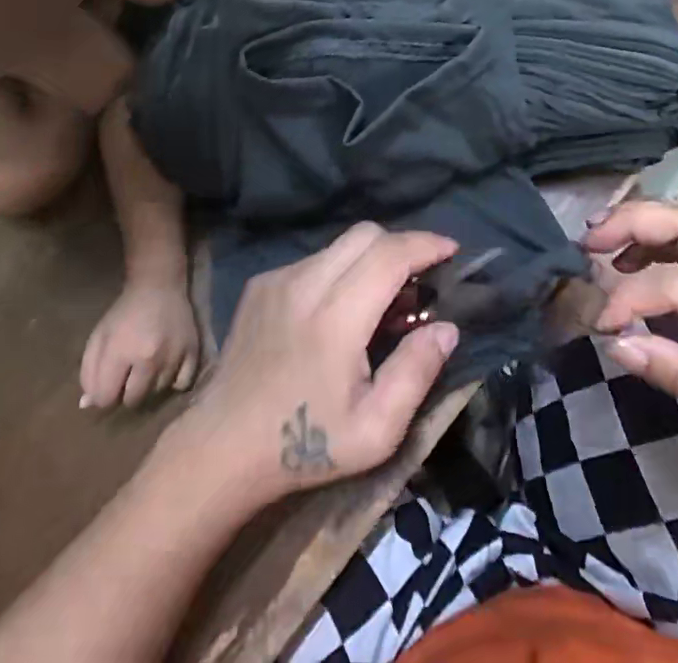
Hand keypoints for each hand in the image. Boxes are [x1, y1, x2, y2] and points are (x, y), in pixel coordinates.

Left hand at [80, 282, 200, 409]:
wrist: (159, 286)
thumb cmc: (125, 312)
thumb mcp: (99, 336)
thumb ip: (89, 371)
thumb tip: (88, 404)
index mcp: (119, 352)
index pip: (106, 398)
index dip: (103, 397)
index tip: (107, 387)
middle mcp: (148, 359)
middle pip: (133, 401)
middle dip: (126, 393)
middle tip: (128, 377)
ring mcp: (173, 357)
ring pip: (157, 393)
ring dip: (149, 385)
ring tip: (148, 368)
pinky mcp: (192, 353)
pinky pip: (181, 384)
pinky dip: (173, 381)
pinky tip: (166, 369)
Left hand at [176, 223, 461, 506]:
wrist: (225, 443)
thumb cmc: (307, 443)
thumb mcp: (377, 428)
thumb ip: (416, 371)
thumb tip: (446, 327)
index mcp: (335, 316)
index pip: (388, 254)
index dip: (426, 245)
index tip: (452, 252)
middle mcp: (303, 284)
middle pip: (363, 234)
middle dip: (401, 245)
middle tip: (421, 281)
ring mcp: (276, 280)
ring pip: (335, 247)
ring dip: (368, 260)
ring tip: (381, 304)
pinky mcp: (259, 286)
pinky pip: (310, 262)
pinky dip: (337, 272)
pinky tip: (338, 313)